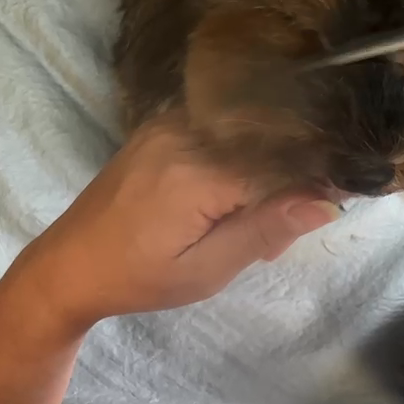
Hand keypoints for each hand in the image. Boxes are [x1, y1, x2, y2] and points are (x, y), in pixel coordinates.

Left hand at [7, 117, 337, 325]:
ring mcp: (165, 126)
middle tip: (277, 236)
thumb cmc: (136, 277)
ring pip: (242, 135)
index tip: (335, 202)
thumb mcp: (204, 271)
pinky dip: (234, 160)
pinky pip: (215, 132)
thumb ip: (263, 230)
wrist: (68, 264)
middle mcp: (182, 134)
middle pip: (265, 140)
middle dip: (288, 180)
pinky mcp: (155, 129)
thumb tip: (326, 200)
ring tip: (248, 224)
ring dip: (261, 171)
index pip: (281, 160)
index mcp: (195, 171)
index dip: (314, 180)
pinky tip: (226, 200)